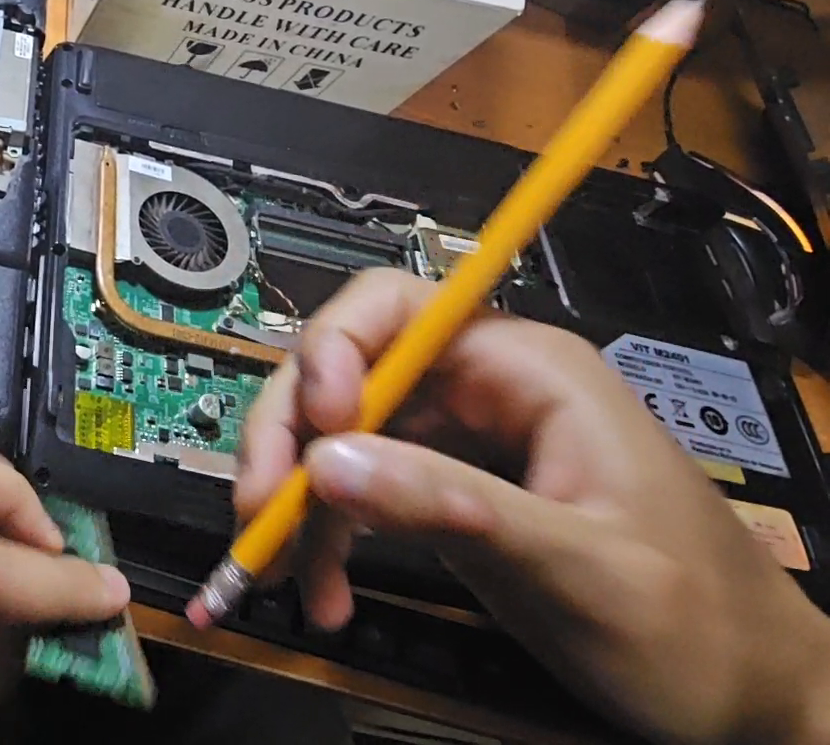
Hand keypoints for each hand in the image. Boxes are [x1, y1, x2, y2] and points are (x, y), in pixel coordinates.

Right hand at [236, 269, 829, 744]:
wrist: (752, 702)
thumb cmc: (702, 629)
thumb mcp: (585, 571)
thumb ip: (456, 509)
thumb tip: (325, 466)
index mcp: (519, 368)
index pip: (392, 308)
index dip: (333, 349)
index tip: (318, 426)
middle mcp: (467, 386)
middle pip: (335, 374)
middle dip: (287, 438)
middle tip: (260, 508)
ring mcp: (441, 435)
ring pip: (324, 433)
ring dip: (291, 496)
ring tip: (284, 567)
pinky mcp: (423, 482)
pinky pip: (342, 484)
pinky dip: (317, 531)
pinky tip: (320, 583)